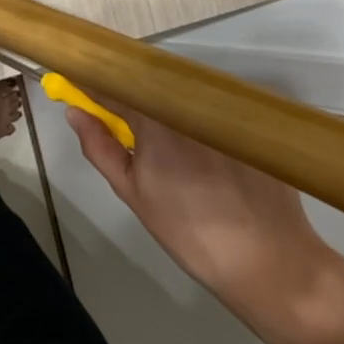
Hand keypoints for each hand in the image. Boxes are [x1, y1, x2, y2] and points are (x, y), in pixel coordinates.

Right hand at [66, 101, 343, 342]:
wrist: (270, 260)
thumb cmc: (190, 232)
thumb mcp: (134, 194)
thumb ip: (101, 147)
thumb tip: (75, 113)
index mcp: (156, 119)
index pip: (112, 86)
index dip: (90, 83)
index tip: (73, 84)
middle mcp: (191, 104)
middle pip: (149, 83)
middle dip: (127, 93)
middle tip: (118, 118)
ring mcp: (226, 111)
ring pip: (183, 94)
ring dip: (162, 103)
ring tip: (162, 139)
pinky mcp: (254, 124)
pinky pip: (215, 108)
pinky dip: (197, 117)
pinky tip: (203, 150)